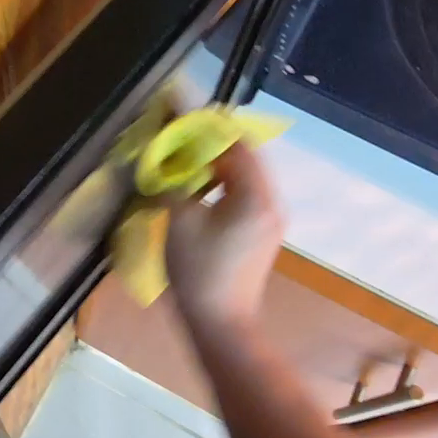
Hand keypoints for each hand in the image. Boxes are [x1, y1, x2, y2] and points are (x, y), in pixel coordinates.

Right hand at [165, 142, 284, 336]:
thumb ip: (175, 181)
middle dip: (210, 141)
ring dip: (216, 161)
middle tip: (178, 132)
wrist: (221, 324)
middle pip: (244, 155)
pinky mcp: (261, 231)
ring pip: (245, 174)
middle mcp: (271, 201)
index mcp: (255, 195)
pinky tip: (197, 185)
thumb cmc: (199, 272)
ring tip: (183, 155)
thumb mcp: (179, 220)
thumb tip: (166, 158)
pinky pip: (244, 192)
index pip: (235, 143)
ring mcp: (270, 218)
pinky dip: (222, 181)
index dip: (204, 126)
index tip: (178, 113)